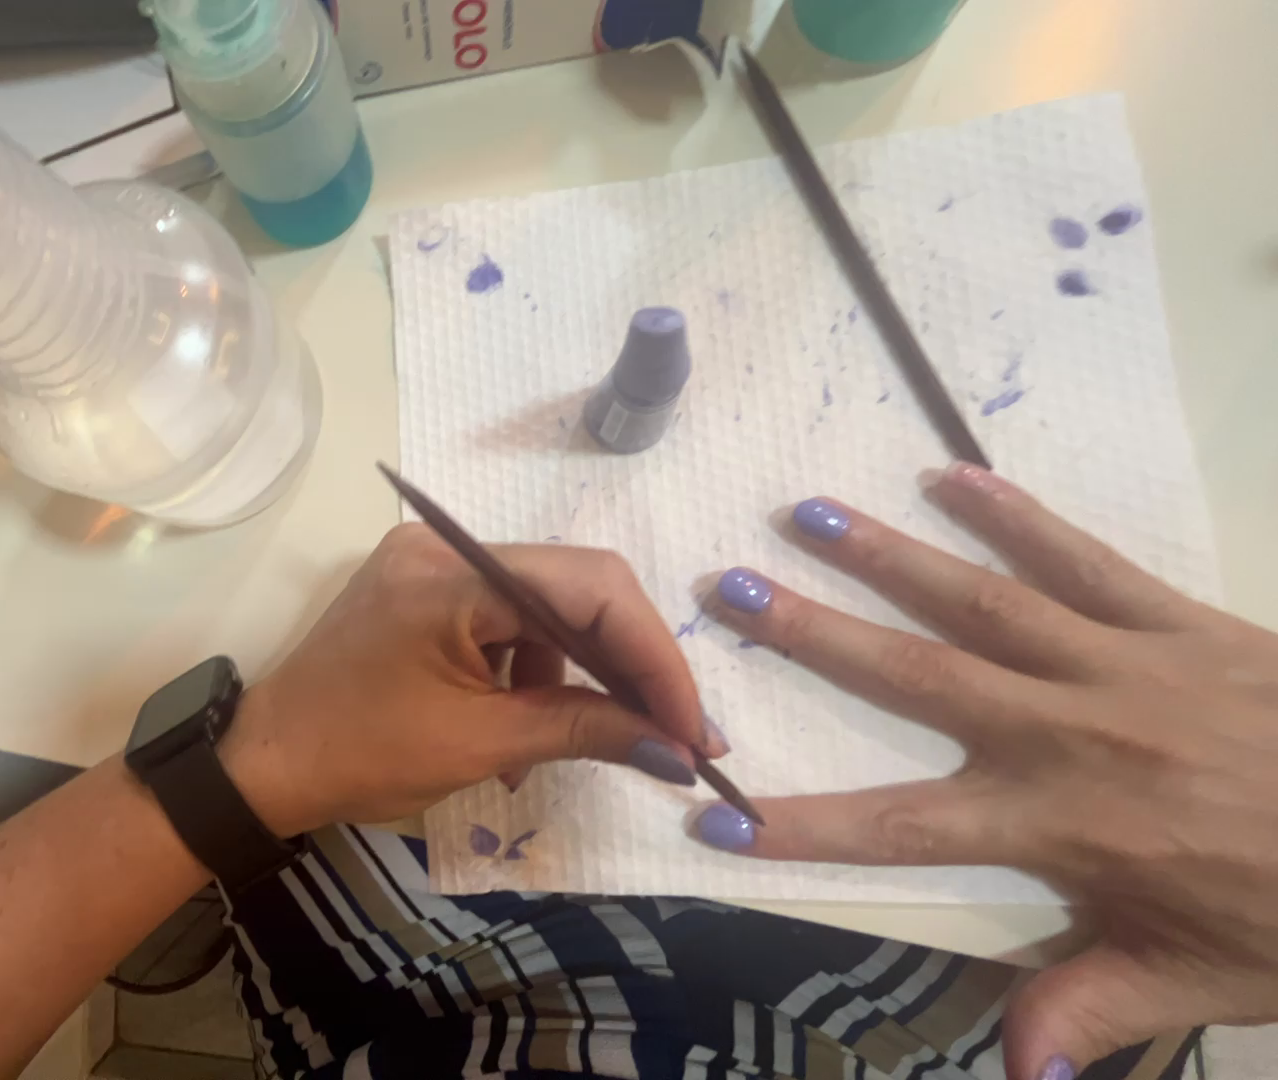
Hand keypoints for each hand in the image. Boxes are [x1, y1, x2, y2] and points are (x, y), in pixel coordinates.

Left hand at [220, 522, 723, 839]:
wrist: (268, 758)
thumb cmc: (361, 754)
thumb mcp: (480, 745)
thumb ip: (584, 730)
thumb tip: (678, 748)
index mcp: (449, 576)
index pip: (586, 586)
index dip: (654, 654)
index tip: (692, 727)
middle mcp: (441, 546)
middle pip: (569, 584)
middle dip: (625, 660)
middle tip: (670, 732)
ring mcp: (426, 560)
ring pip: (540, 600)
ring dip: (576, 666)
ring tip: (589, 733)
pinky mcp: (420, 586)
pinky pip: (500, 612)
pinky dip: (530, 661)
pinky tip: (528, 713)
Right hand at [693, 463, 1277, 1079]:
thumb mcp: (1210, 981)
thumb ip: (1095, 1008)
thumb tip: (1014, 1072)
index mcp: (1061, 824)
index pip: (898, 828)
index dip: (800, 828)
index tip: (713, 819)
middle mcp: (1066, 733)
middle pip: (908, 674)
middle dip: (808, 629)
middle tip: (729, 585)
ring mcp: (1121, 666)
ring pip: (978, 599)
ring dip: (884, 552)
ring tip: (808, 512)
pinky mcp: (1183, 623)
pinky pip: (1085, 561)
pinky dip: (1016, 516)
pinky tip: (952, 475)